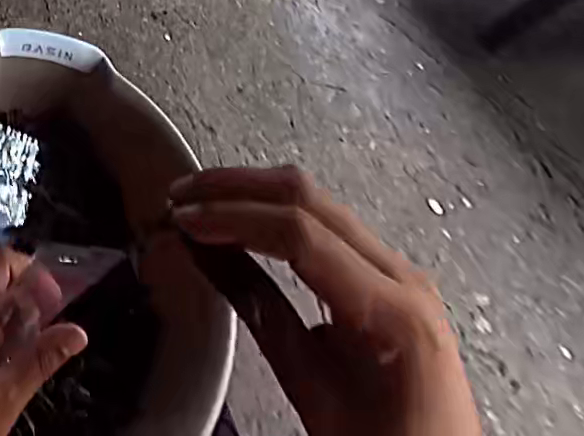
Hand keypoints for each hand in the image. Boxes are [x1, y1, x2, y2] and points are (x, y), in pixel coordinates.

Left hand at [0, 247, 89, 435]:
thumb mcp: (6, 396)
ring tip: (32, 348)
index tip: (55, 299)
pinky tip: (8, 359)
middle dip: (27, 300)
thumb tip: (79, 332)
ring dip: (13, 319)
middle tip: (50, 327)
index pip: (3, 263)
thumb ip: (43, 358)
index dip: (33, 273)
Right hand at [171, 166, 481, 435]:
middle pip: (306, 197)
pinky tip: (241, 215)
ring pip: (314, 198)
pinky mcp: (382, 270)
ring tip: (200, 199)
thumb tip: (207, 257)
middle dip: (236, 186)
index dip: (234, 217)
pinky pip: (322, 219)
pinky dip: (273, 208)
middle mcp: (399, 273)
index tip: (186, 218)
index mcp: (391, 310)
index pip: (299, 235)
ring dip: (251, 190)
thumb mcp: (317, 396)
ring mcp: (395, 267)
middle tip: (183, 193)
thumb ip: (263, 319)